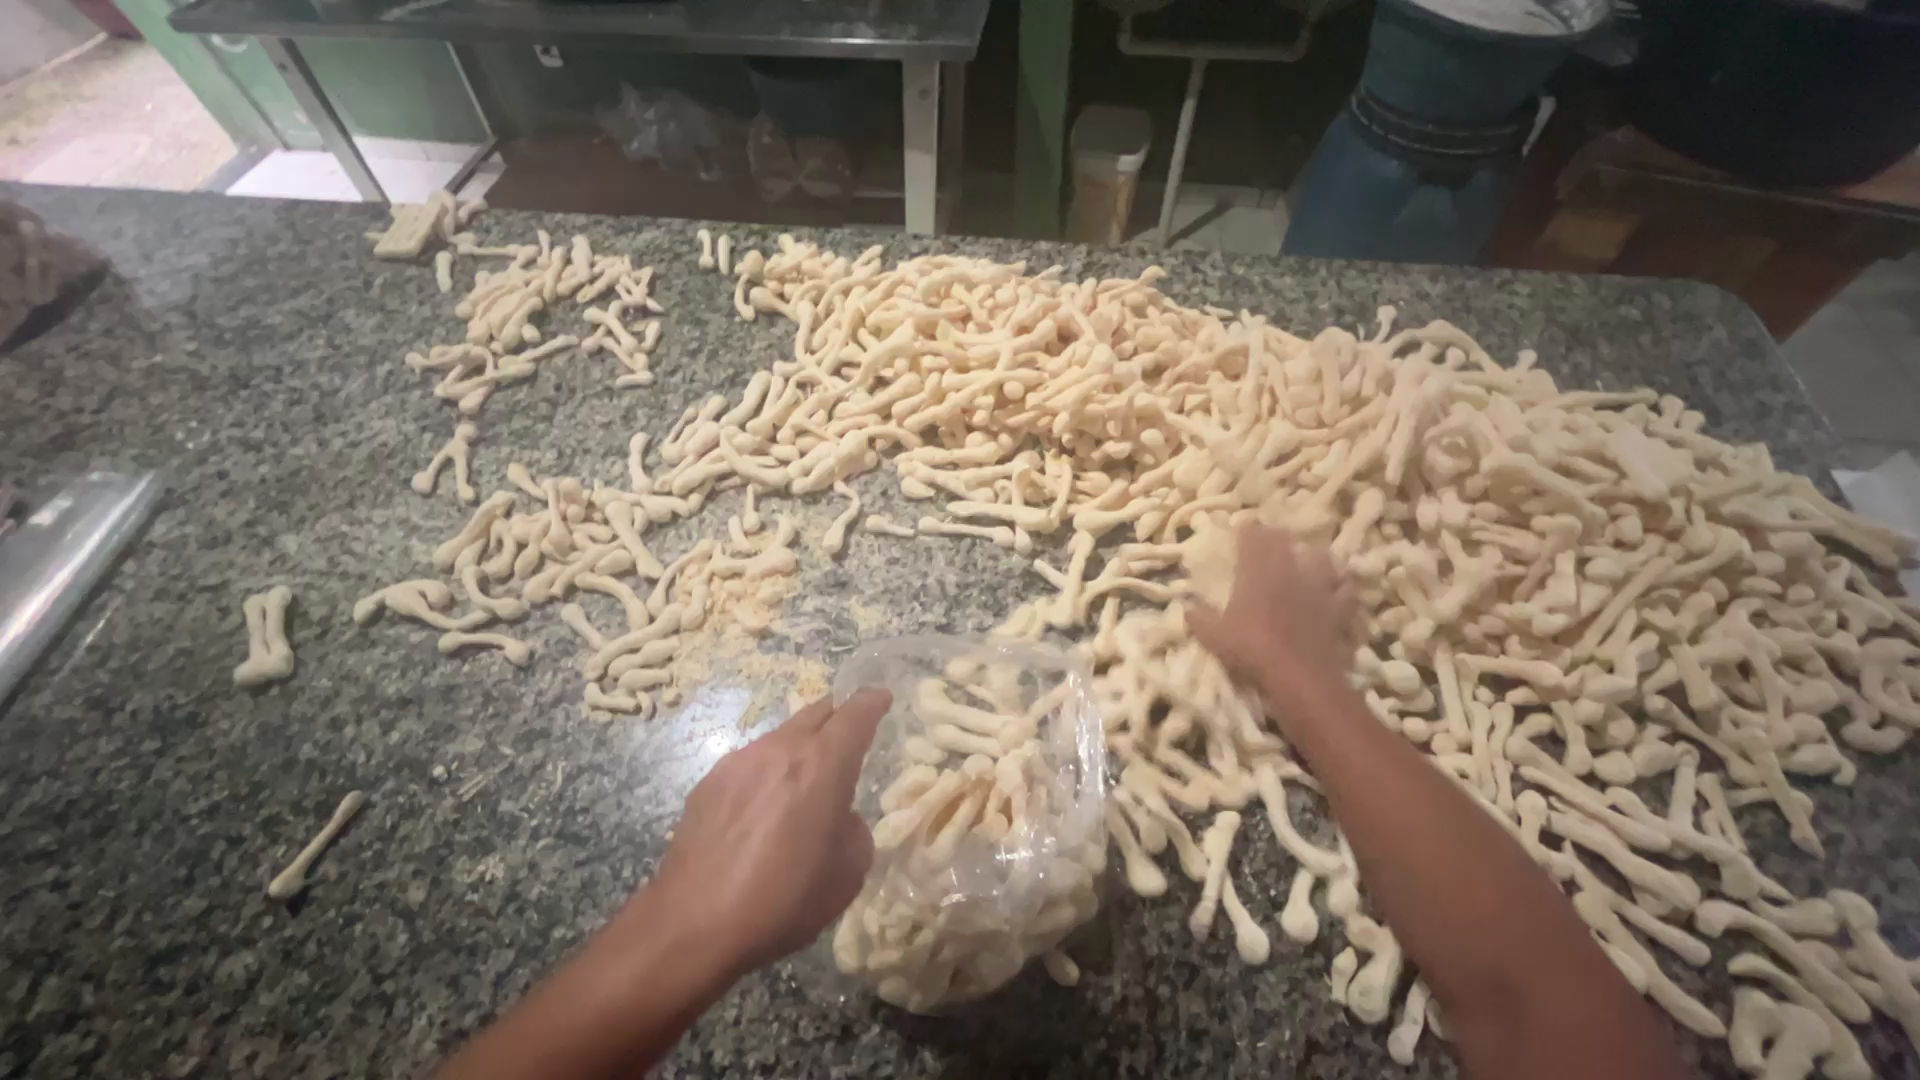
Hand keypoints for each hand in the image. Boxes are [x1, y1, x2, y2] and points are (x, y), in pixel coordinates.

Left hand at [649, 688, 890, 979]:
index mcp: (822, 764)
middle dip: (837, 717)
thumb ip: (853, 828)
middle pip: (816, 713)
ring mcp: (738, 762)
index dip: (873, 702)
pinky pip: (750, 764)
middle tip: (849, 735)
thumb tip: (837, 816)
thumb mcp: (848, 871)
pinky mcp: (708, 783)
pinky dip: (767, 774)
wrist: (693, 925)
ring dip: (799, 749)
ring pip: (780, 738)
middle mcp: (780, 749)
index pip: (855, 713)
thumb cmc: (785, 899)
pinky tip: (761, 811)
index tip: (882, 698)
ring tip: (803, 783)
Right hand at [1187, 524, 1356, 705]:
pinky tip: (1336, 586)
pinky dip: (1340, 583)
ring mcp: (1318, 587)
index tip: (1241, 525)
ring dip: (1311, 555)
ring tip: (1306, 557)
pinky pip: (1345, 587)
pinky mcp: (1339, 607)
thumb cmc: (1251, 650)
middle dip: (1275, 535)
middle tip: (1269, 536)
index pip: (1252, 538)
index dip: (1246, 528)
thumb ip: (1198, 617)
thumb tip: (1186, 605)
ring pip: (1320, 558)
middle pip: (1285, 541)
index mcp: (1256, 572)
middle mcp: (1289, 571)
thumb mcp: (1213, 636)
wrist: (1298, 675)